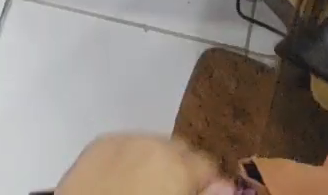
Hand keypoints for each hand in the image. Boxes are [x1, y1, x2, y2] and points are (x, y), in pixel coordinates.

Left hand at [55, 134, 233, 194]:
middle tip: (171, 193)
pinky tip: (122, 182)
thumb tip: (228, 186)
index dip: (204, 185)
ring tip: (145, 190)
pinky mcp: (99, 143)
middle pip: (181, 150)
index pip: (208, 165)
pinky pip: (126, 144)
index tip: (196, 194)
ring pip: (153, 145)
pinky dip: (130, 159)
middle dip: (181, 171)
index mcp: (177, 162)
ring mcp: (123, 137)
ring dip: (155, 163)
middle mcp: (153, 140)